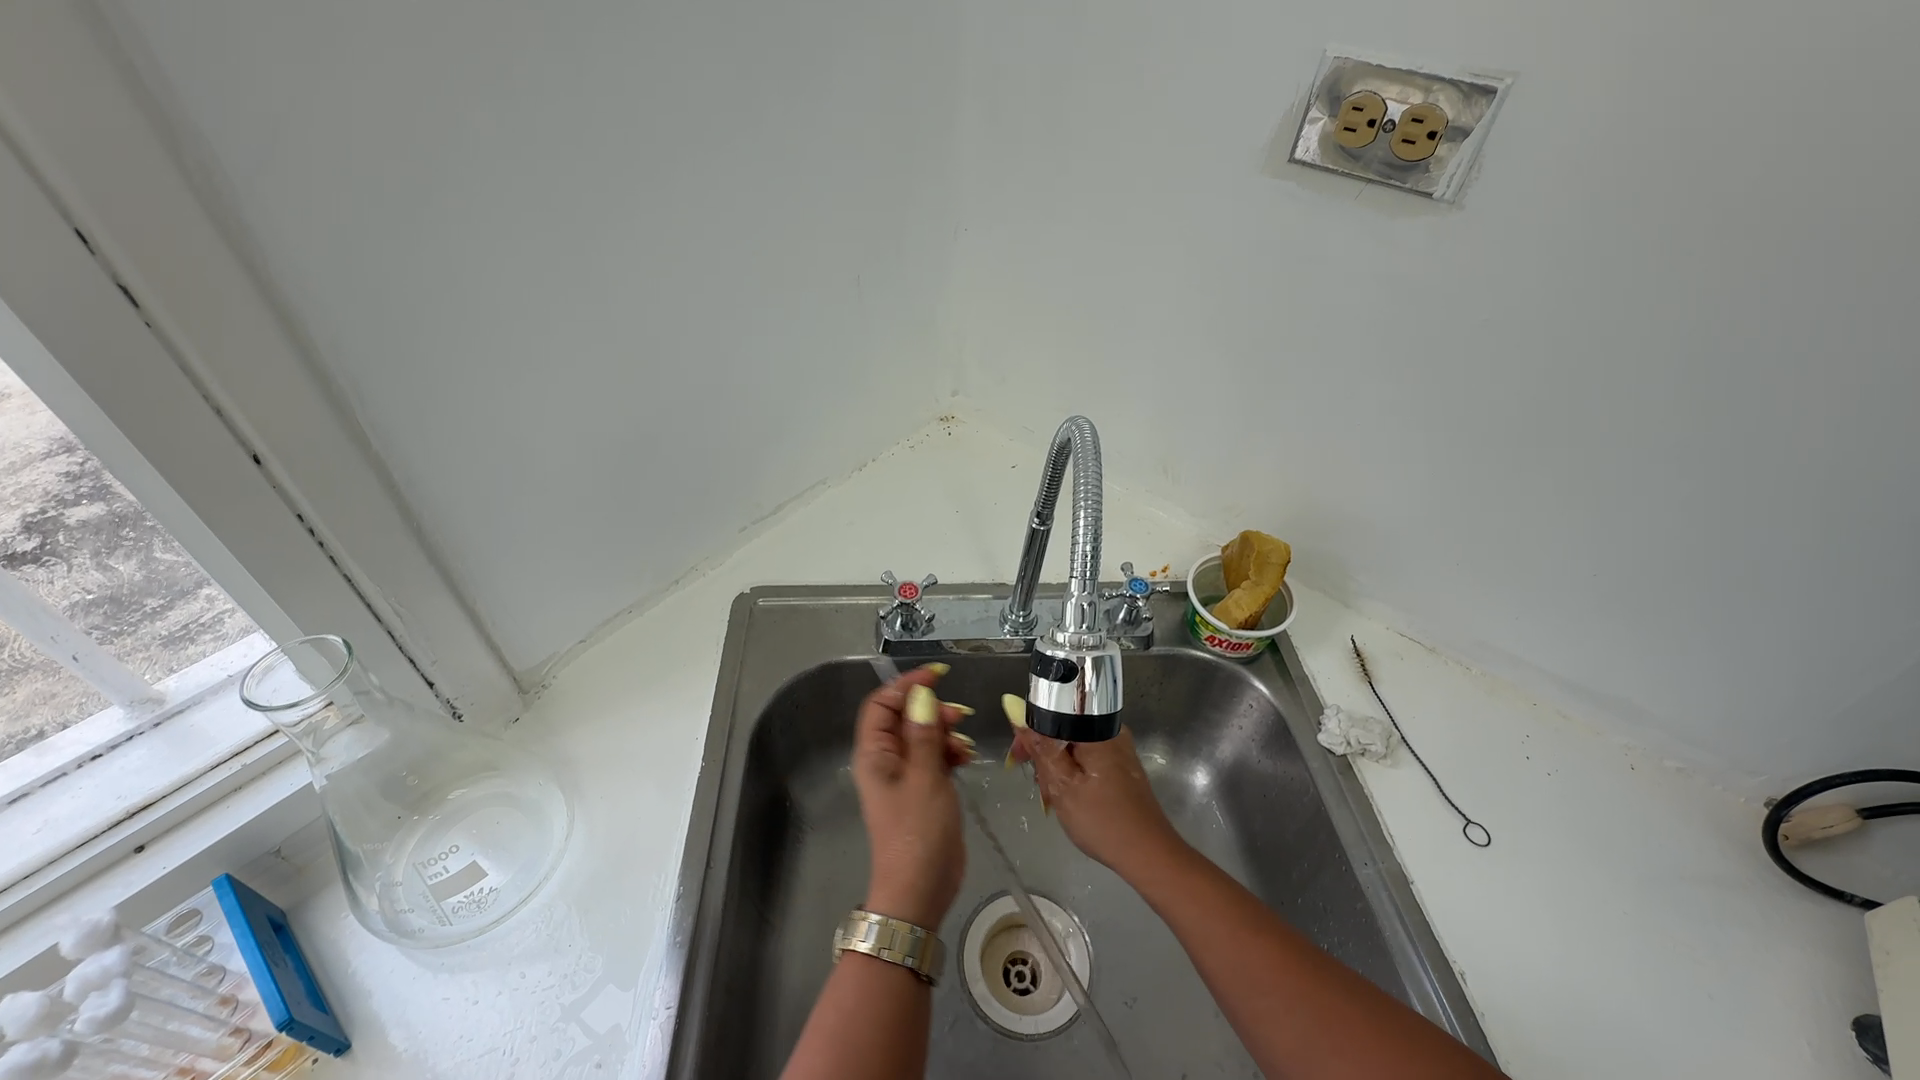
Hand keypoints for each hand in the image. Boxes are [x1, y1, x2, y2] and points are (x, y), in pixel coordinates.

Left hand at [852, 664, 972, 928]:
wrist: (920, 889)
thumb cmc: (917, 832)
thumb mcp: (925, 778)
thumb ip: (925, 734)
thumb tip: (921, 695)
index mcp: (874, 754)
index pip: (882, 705)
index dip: (906, 685)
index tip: (938, 675)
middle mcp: (885, 761)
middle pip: (903, 718)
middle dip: (931, 710)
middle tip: (960, 715)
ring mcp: (904, 778)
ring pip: (922, 737)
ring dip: (944, 732)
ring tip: (965, 743)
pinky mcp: (923, 792)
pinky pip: (934, 759)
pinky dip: (949, 752)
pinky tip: (966, 757)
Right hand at [1006, 697, 1186, 879]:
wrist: (1148, 854)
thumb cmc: (1103, 820)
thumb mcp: (1062, 785)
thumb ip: (1041, 749)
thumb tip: (1018, 716)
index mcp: (1099, 731)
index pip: (1055, 713)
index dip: (1031, 733)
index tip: (1018, 757)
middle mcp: (1113, 734)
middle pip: (1065, 732)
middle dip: (1045, 755)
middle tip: (1040, 786)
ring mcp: (1120, 752)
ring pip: (1075, 749)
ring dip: (1058, 770)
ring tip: (1054, 799)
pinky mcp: (1122, 770)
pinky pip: (1089, 762)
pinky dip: (1074, 776)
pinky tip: (1070, 799)